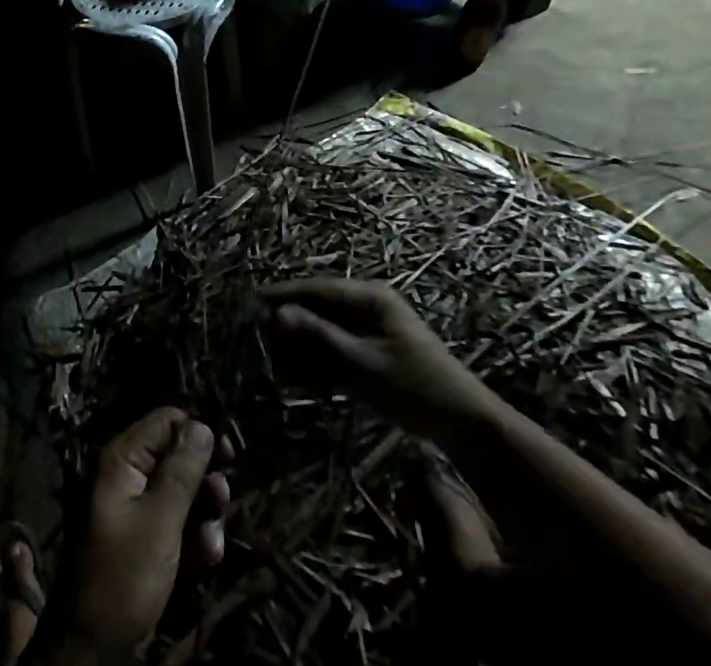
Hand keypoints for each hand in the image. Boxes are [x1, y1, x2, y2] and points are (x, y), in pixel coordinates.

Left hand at [50, 408, 227, 661]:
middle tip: (222, 502)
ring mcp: (131, 505)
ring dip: (203, 514)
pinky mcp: (140, 533)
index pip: (166, 421)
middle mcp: (124, 474)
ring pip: (181, 491)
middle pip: (177, 456)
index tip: (228, 457)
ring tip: (211, 544)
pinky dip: (192, 535)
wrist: (92, 646)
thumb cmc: (124, 576)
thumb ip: (183, 470)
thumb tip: (202, 424)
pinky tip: (205, 558)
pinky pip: (173, 519)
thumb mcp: (160, 520)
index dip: (199, 433)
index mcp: (120, 460)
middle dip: (204, 481)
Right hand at [263, 278, 499, 439]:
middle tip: (252, 336)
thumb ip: (319, 337)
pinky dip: (315, 362)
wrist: (461, 422)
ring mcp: (368, 331)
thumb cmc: (414, 386)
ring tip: (267, 359)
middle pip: (318, 308)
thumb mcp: (362, 362)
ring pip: (323, 331)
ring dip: (299, 346)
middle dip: (288, 323)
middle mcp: (368, 307)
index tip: (249, 301)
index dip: (283, 294)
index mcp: (371, 298)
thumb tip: (278, 313)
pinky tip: (293, 376)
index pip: (318, 288)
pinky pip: (333, 351)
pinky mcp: (368, 353)